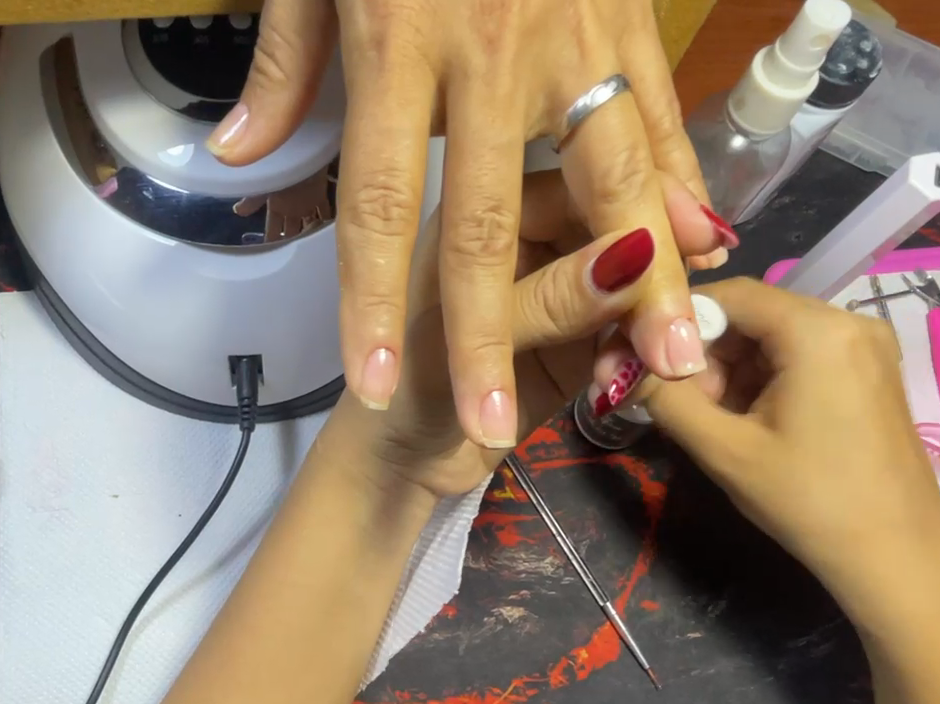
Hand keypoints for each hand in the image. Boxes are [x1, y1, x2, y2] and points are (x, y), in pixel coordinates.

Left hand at [208, 0, 732, 448]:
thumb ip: (282, 66)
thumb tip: (239, 154)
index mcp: (396, 41)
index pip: (378, 205)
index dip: (373, 306)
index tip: (375, 387)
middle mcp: (488, 52)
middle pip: (485, 223)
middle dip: (490, 336)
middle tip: (494, 426)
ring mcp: (572, 33)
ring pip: (607, 178)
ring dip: (638, 281)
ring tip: (663, 361)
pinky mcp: (629, 12)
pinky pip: (657, 116)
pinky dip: (680, 189)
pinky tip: (700, 254)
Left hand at [348, 172, 680, 498]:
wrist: (400, 468)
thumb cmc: (408, 392)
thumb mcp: (468, 337)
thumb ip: (546, 299)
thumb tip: (639, 253)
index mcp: (477, 216)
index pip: (568, 188)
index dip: (629, 199)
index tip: (687, 220)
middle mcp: (518, 245)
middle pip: (602, 226)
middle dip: (658, 243)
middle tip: (713, 253)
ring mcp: (548, 295)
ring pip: (618, 281)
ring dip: (654, 302)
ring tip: (691, 321)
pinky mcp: (568, 346)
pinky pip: (617, 335)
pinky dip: (637, 348)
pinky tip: (658, 363)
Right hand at [637, 280, 939, 627]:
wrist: (894, 554)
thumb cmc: (806, 500)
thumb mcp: (723, 450)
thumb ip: (666, 399)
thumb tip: (623, 367)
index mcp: (817, 330)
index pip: (728, 294)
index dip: (675, 323)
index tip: (641, 361)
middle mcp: (849, 321)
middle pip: (751, 315)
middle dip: (705, 355)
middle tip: (679, 406)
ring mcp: (865, 346)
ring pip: (771, 338)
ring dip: (729, 372)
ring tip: (714, 423)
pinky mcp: (868, 372)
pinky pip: (797, 357)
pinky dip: (760, 381)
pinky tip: (748, 422)